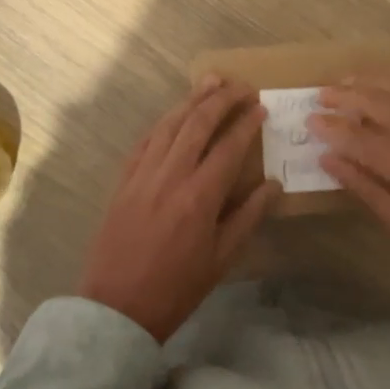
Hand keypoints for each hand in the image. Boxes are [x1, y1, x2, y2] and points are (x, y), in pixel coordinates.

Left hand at [78, 76, 277, 340]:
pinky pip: (146, 139)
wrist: (116, 307)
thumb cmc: (176, 288)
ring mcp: (143, 173)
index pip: (229, 146)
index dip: (247, 123)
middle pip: (199, 123)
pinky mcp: (124, 179)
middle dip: (223, 99)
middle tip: (242, 86)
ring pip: (170, 123)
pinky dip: (164, 121)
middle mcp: (171, 175)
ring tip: (211, 81)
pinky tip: (175, 113)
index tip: (261, 107)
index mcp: (200, 196)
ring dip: (192, 99)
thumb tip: (273, 184)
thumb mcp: (222, 259)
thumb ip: (248, 216)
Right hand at [310, 72, 389, 324]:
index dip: (330, 127)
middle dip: (346, 95)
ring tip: (347, 79)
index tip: (309, 120)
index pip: (357, 137)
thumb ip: (361, 186)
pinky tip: (388, 84)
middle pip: (377, 102)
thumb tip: (326, 158)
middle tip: (321, 94)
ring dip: (372, 80)